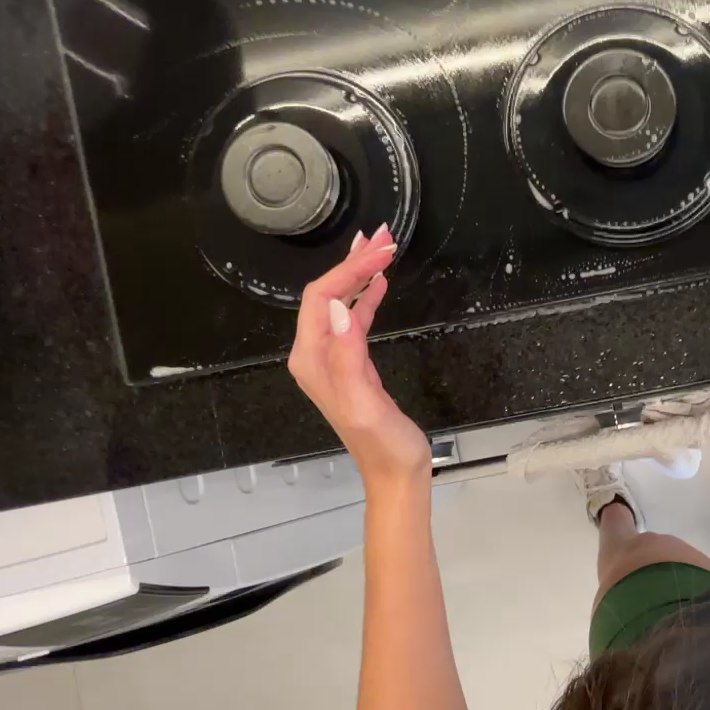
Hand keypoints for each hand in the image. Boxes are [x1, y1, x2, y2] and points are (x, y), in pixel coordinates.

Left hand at [288, 225, 431, 490]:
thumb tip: (342, 310)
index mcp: (313, 360)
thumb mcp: (366, 403)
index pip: (324, 299)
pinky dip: (367, 297)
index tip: (383, 250)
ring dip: (361, 274)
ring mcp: (333, 360)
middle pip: (329, 295)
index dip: (350, 270)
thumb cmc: (384, 445)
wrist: (395, 473)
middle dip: (354, 262)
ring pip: (342, 303)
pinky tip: (380, 284)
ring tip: (383, 248)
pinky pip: (354, 320)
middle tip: (384, 236)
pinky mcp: (353, 365)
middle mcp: (316, 355)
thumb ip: (349, 357)